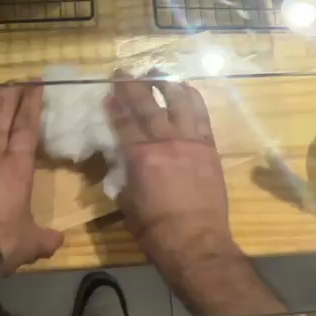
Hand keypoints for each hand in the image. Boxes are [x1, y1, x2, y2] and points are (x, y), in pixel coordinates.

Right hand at [107, 73, 238, 273]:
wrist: (196, 244)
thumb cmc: (155, 230)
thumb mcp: (127, 203)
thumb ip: (122, 175)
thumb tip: (118, 160)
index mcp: (140, 157)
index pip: (123, 123)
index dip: (114, 107)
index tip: (107, 94)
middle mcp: (165, 142)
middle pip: (147, 106)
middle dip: (132, 87)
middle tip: (123, 72)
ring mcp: (189, 142)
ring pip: (177, 102)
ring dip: (165, 84)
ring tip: (156, 73)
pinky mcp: (208, 147)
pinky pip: (201, 115)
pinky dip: (192, 98)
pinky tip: (186, 88)